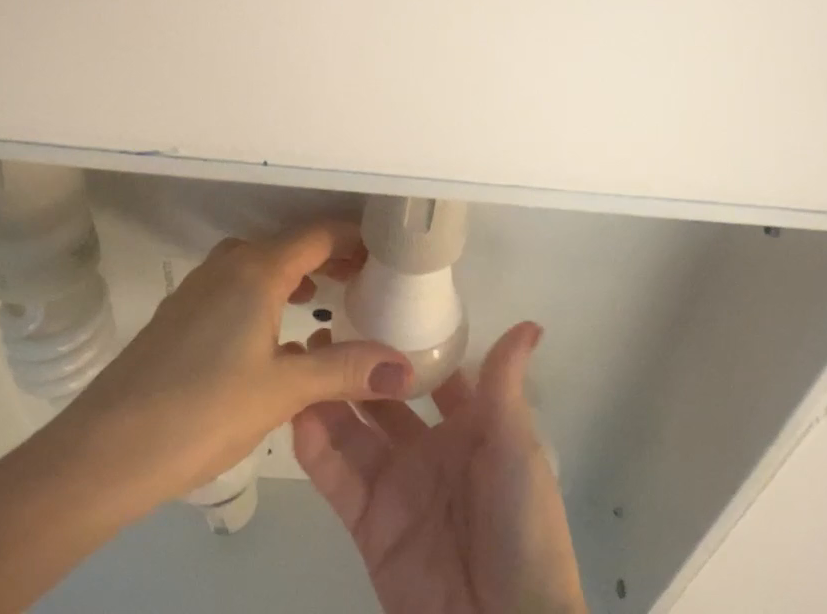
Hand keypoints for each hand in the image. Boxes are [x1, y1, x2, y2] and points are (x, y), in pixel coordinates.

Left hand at [34, 221, 414, 521]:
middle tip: (365, 279)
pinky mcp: (176, 320)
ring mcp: (194, 292)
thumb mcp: (283, 391)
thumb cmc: (201, 411)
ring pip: (256, 267)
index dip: (355, 240)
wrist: (103, 452)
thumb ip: (345, 371)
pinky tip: (271, 339)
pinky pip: (232, 290)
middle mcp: (225, 268)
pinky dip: (263, 296)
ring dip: (293, 276)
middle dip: (328, 257)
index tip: (387, 255)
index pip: (317, 235)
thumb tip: (407, 367)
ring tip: (323, 302)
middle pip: (286, 246)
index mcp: (255, 271)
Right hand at [293, 322, 586, 613]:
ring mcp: (396, 486)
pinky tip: (296, 415)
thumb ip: (505, 386)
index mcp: (472, 430)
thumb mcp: (518, 449)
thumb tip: (529, 324)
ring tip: (299, 360)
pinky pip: (337, 479)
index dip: (411, 344)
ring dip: (329, 400)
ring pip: (354, 433)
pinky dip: (315, 450)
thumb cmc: (522, 526)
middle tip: (325, 328)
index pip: (437, 378)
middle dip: (360, 368)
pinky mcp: (367, 523)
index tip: (381, 301)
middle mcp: (430, 451)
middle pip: (386, 401)